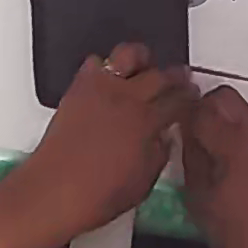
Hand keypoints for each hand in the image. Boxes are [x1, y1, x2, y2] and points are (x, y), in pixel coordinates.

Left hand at [14, 43, 195, 239]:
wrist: (55, 189)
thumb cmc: (100, 194)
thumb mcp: (144, 182)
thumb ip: (159, 153)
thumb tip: (164, 137)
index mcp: (147, 121)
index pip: (178, 99)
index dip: (189, 96)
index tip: (192, 95)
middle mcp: (126, 97)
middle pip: (159, 74)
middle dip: (175, 74)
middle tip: (179, 77)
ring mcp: (101, 87)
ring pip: (128, 54)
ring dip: (141, 59)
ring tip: (145, 66)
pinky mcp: (79, 86)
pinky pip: (95, 62)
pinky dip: (105, 66)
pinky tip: (109, 78)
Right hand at [180, 85, 247, 247]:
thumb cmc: (233, 231)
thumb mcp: (197, 194)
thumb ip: (189, 153)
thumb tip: (184, 130)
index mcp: (233, 141)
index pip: (202, 107)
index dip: (183, 112)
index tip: (172, 123)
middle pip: (225, 96)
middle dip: (204, 105)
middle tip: (190, 130)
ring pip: (239, 108)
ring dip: (220, 116)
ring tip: (205, 144)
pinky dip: (233, 129)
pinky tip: (222, 157)